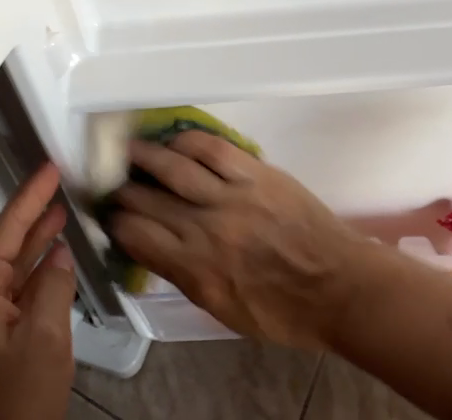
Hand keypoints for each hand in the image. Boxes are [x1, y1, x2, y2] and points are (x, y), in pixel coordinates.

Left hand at [0, 163, 77, 419]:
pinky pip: (11, 297)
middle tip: (59, 185)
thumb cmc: (15, 398)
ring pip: (8, 272)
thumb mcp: (44, 338)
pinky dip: (33, 277)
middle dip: (32, 216)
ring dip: (34, 246)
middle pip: (4, 246)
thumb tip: (58, 257)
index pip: (5, 229)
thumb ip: (53, 286)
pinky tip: (52, 266)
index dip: (30, 196)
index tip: (49, 167)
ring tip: (60, 217)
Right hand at [107, 131, 366, 348]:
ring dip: (144, 156)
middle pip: (147, 200)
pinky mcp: (255, 173)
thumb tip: (153, 248)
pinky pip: (211, 147)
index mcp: (196, 270)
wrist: (339, 287)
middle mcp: (206, 229)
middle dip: (124, 191)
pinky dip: (186, 140)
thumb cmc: (283, 311)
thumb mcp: (223, 309)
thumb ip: (185, 276)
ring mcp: (231, 196)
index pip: (136, 237)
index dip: (116, 225)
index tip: (111, 218)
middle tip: (114, 183)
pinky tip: (175, 141)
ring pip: (172, 166)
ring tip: (129, 151)